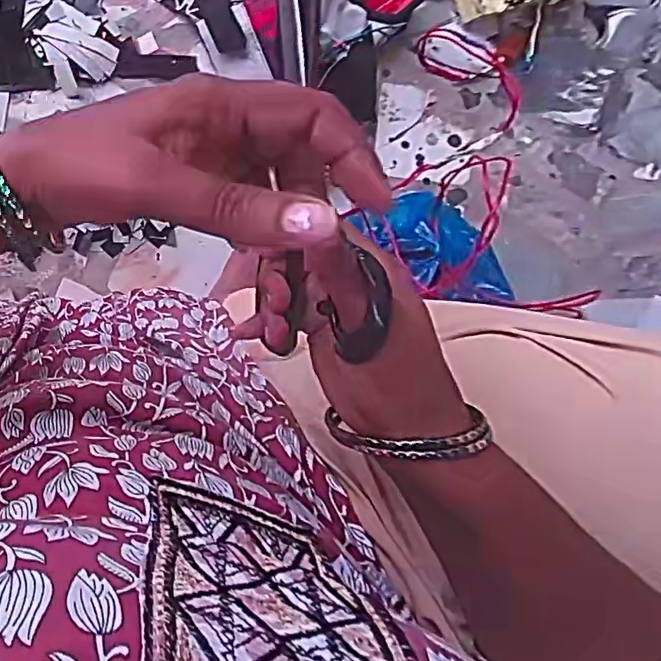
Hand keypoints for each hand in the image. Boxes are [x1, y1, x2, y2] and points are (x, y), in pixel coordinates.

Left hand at [0, 76, 392, 250]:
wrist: (22, 182)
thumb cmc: (79, 166)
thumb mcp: (156, 184)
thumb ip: (236, 205)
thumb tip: (323, 225)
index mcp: (217, 103)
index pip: (311, 114)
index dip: (352, 154)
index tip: (374, 206)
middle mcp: (216, 120)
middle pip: (296, 149)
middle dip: (316, 195)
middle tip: (319, 249)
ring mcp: (199, 148)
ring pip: (267, 176)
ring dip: (284, 214)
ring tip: (289, 260)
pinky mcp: (183, 173)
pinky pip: (236, 193)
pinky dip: (252, 220)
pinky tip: (253, 249)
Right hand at [230, 226, 474, 439]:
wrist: (403, 435)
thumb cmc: (396, 381)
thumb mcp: (365, 324)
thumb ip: (338, 274)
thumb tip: (316, 225)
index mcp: (371, 267)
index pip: (320, 229)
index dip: (286, 238)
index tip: (264, 260)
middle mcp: (349, 277)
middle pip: (293, 255)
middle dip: (272, 279)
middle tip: (275, 308)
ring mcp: (331, 300)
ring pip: (282, 282)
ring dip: (267, 305)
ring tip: (273, 334)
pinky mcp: (317, 322)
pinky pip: (281, 309)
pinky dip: (266, 321)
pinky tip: (257, 337)